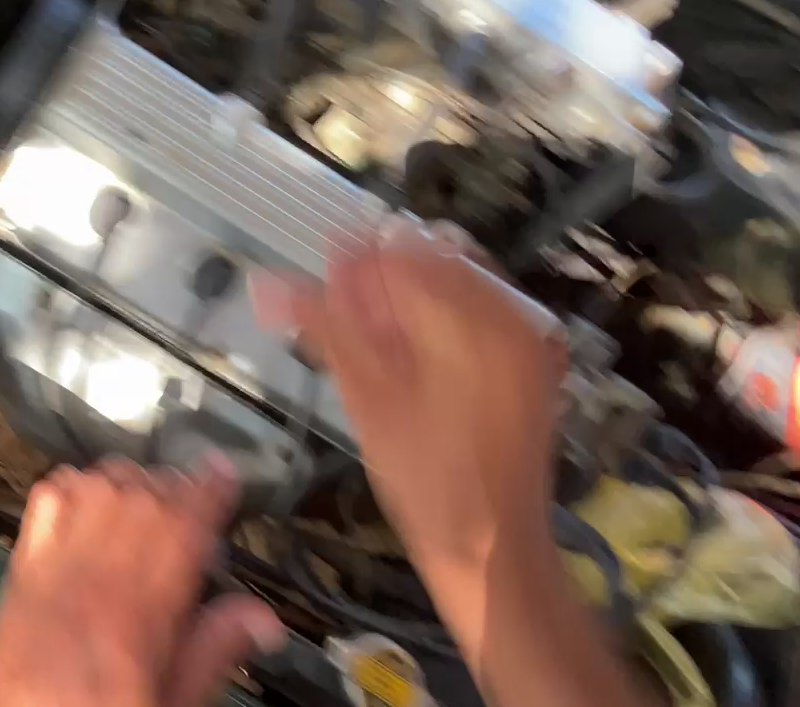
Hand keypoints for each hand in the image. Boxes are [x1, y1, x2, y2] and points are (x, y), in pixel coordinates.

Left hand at [0, 456, 285, 706]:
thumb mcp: (174, 693)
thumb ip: (215, 647)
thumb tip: (263, 617)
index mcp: (144, 605)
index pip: (185, 524)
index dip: (208, 489)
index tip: (222, 468)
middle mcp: (101, 567)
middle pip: (143, 493)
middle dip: (172, 486)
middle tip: (186, 499)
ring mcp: (58, 555)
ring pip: (99, 482)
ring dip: (127, 480)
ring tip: (141, 496)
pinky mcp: (26, 555)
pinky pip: (50, 493)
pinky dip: (73, 483)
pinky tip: (87, 495)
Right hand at [288, 220, 566, 600]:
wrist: (492, 548)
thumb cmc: (422, 476)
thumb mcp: (363, 395)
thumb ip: (323, 324)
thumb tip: (267, 280)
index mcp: (472, 320)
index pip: (397, 250)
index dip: (350, 267)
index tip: (324, 295)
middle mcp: (510, 313)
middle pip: (426, 255)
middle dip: (377, 280)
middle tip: (348, 325)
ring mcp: (528, 335)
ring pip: (449, 276)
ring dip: (404, 295)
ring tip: (377, 342)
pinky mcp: (532, 357)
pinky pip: (474, 305)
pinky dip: (435, 314)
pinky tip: (412, 352)